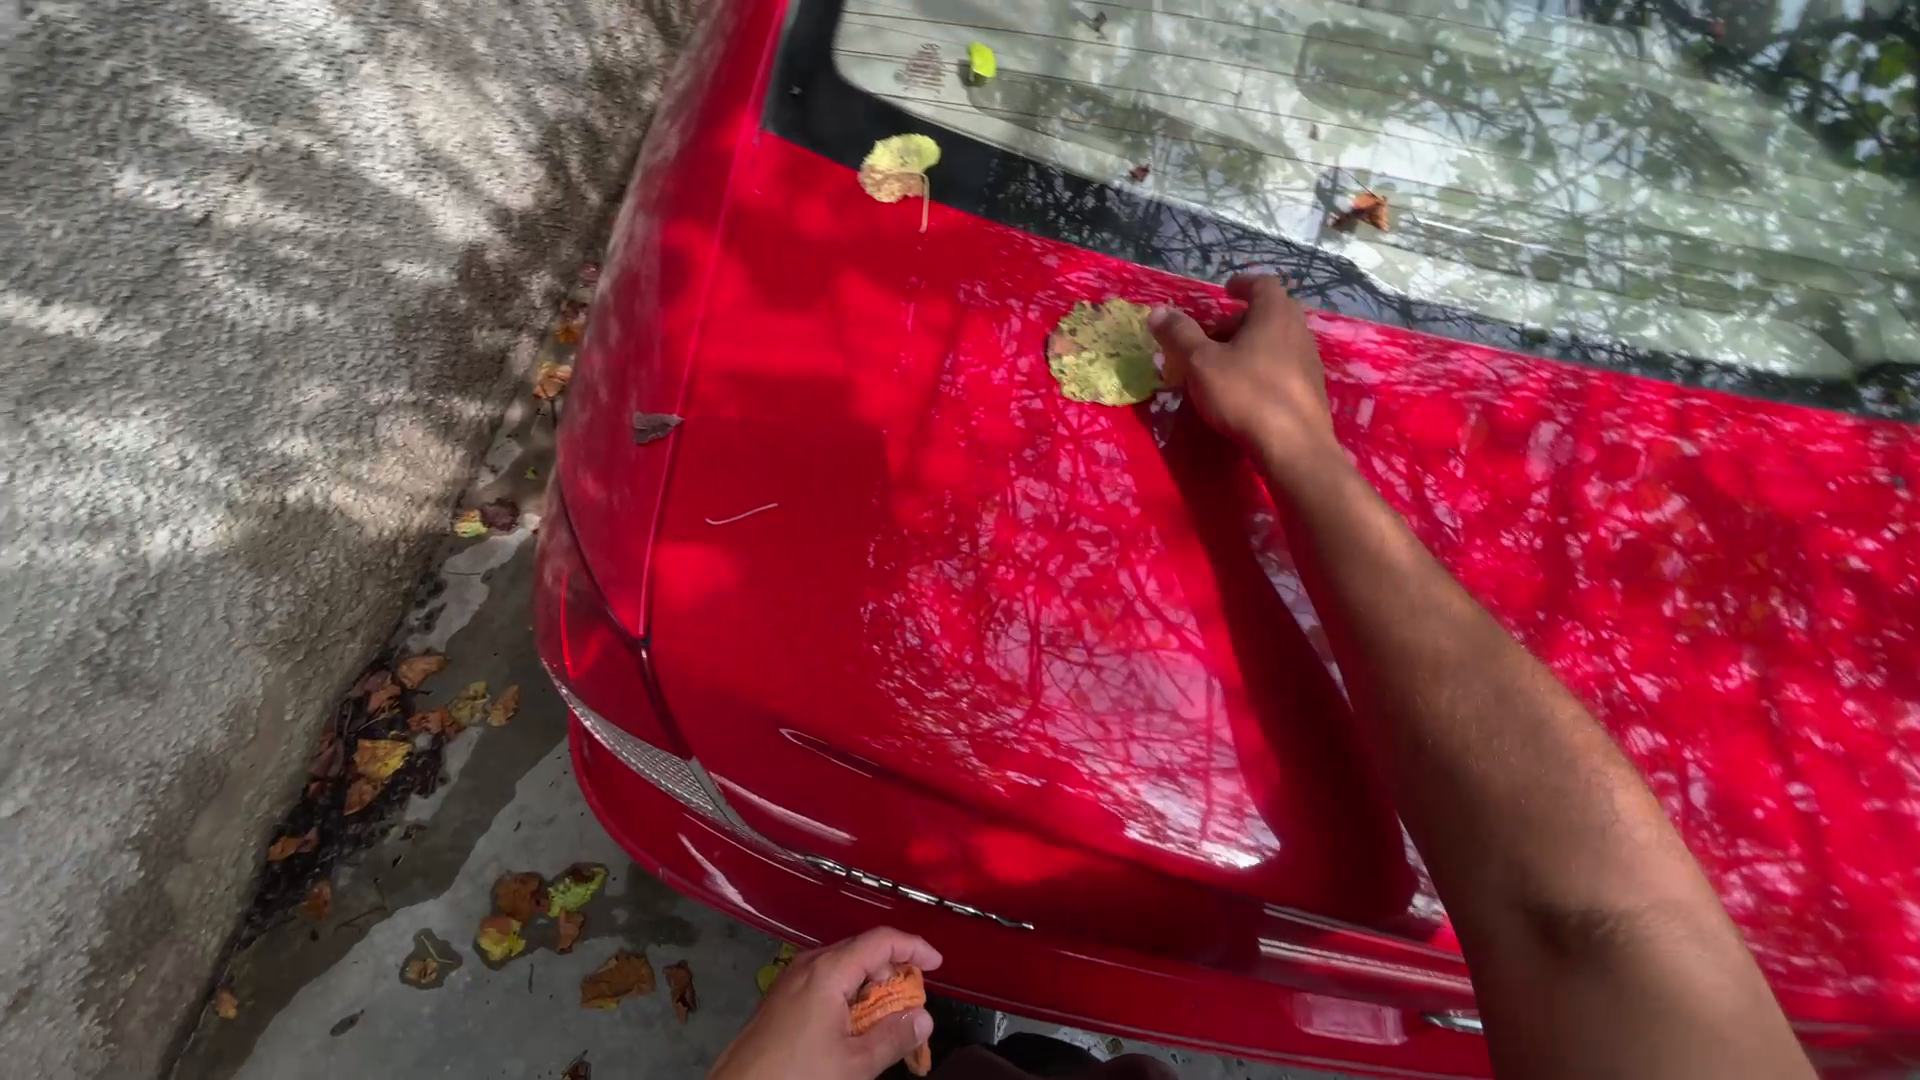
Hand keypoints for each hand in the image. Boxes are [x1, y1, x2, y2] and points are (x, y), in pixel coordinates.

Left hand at [707, 927, 940, 1079]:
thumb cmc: (797, 1077)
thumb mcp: (854, 1066)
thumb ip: (893, 1037)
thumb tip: (923, 1018)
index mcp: (830, 969)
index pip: (881, 940)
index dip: (913, 947)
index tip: (937, 964)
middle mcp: (811, 962)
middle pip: (864, 950)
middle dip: (894, 970)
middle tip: (914, 999)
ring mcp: (794, 977)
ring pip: (845, 966)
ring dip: (871, 985)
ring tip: (887, 1018)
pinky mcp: (783, 995)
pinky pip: (827, 980)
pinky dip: (850, 993)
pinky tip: (855, 1024)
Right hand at [1150, 273, 1338, 475]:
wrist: (1293, 445)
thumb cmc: (1245, 395)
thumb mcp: (1201, 363)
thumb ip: (1179, 335)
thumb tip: (1158, 311)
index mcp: (1274, 314)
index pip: (1262, 284)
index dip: (1242, 284)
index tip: (1225, 290)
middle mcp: (1298, 330)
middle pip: (1271, 312)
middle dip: (1242, 319)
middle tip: (1216, 334)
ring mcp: (1309, 360)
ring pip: (1278, 340)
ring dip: (1253, 344)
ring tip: (1226, 364)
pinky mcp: (1311, 388)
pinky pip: (1284, 365)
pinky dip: (1264, 366)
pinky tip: (1247, 389)